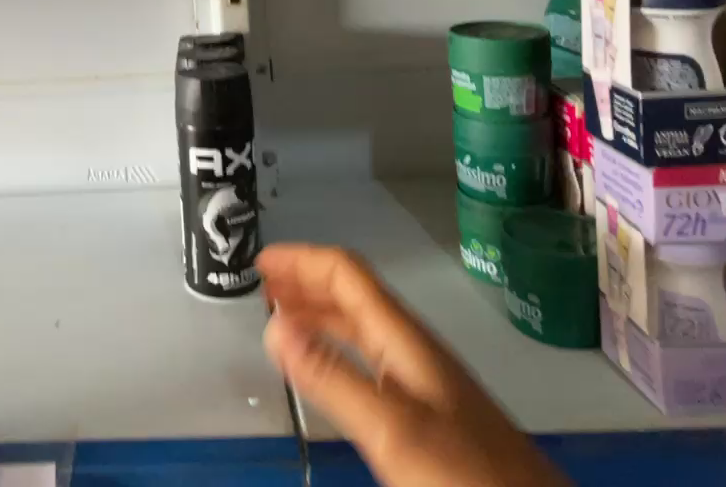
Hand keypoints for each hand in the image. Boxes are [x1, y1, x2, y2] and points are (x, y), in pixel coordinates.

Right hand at [260, 244, 567, 486]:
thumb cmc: (464, 474)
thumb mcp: (392, 428)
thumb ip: (333, 377)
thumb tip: (274, 326)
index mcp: (404, 338)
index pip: (347, 274)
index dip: (303, 261)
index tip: (261, 263)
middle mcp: (412, 347)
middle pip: (353, 294)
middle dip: (305, 282)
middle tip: (262, 286)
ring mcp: (422, 378)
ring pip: (361, 325)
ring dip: (318, 312)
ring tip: (281, 318)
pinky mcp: (427, 409)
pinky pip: (369, 356)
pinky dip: (335, 346)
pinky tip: (327, 369)